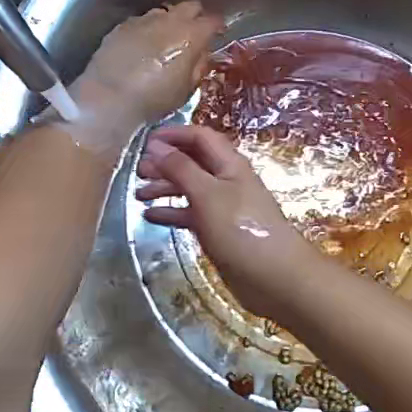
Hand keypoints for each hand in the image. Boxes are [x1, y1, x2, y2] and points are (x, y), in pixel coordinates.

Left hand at [63, 2, 222, 150]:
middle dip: (196, 16)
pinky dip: (147, 29)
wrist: (108, 98)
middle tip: (195, 33)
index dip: (218, 26)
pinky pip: (141, 21)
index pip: (213, 20)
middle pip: (190, 6)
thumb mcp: (186, 90)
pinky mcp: (121, 26)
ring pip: (164, 11)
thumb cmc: (154, 99)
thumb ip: (199, 66)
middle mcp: (168, 21)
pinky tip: (143, 46)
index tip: (219, 33)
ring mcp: (143, 20)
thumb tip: (202, 53)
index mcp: (190, 36)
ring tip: (167, 39)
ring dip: (170, 21)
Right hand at [135, 124, 320, 320]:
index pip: (200, 137)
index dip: (174, 135)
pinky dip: (172, 212)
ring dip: (165, 187)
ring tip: (138, 194)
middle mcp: (227, 181)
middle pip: (193, 162)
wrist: (274, 276)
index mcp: (229, 164)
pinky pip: (191, 215)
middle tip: (137, 171)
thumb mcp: (208, 194)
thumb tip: (156, 145)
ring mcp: (224, 207)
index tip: (144, 141)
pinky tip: (150, 217)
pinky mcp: (219, 232)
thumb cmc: (241, 229)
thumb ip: (181, 168)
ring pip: (190, 189)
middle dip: (165, 162)